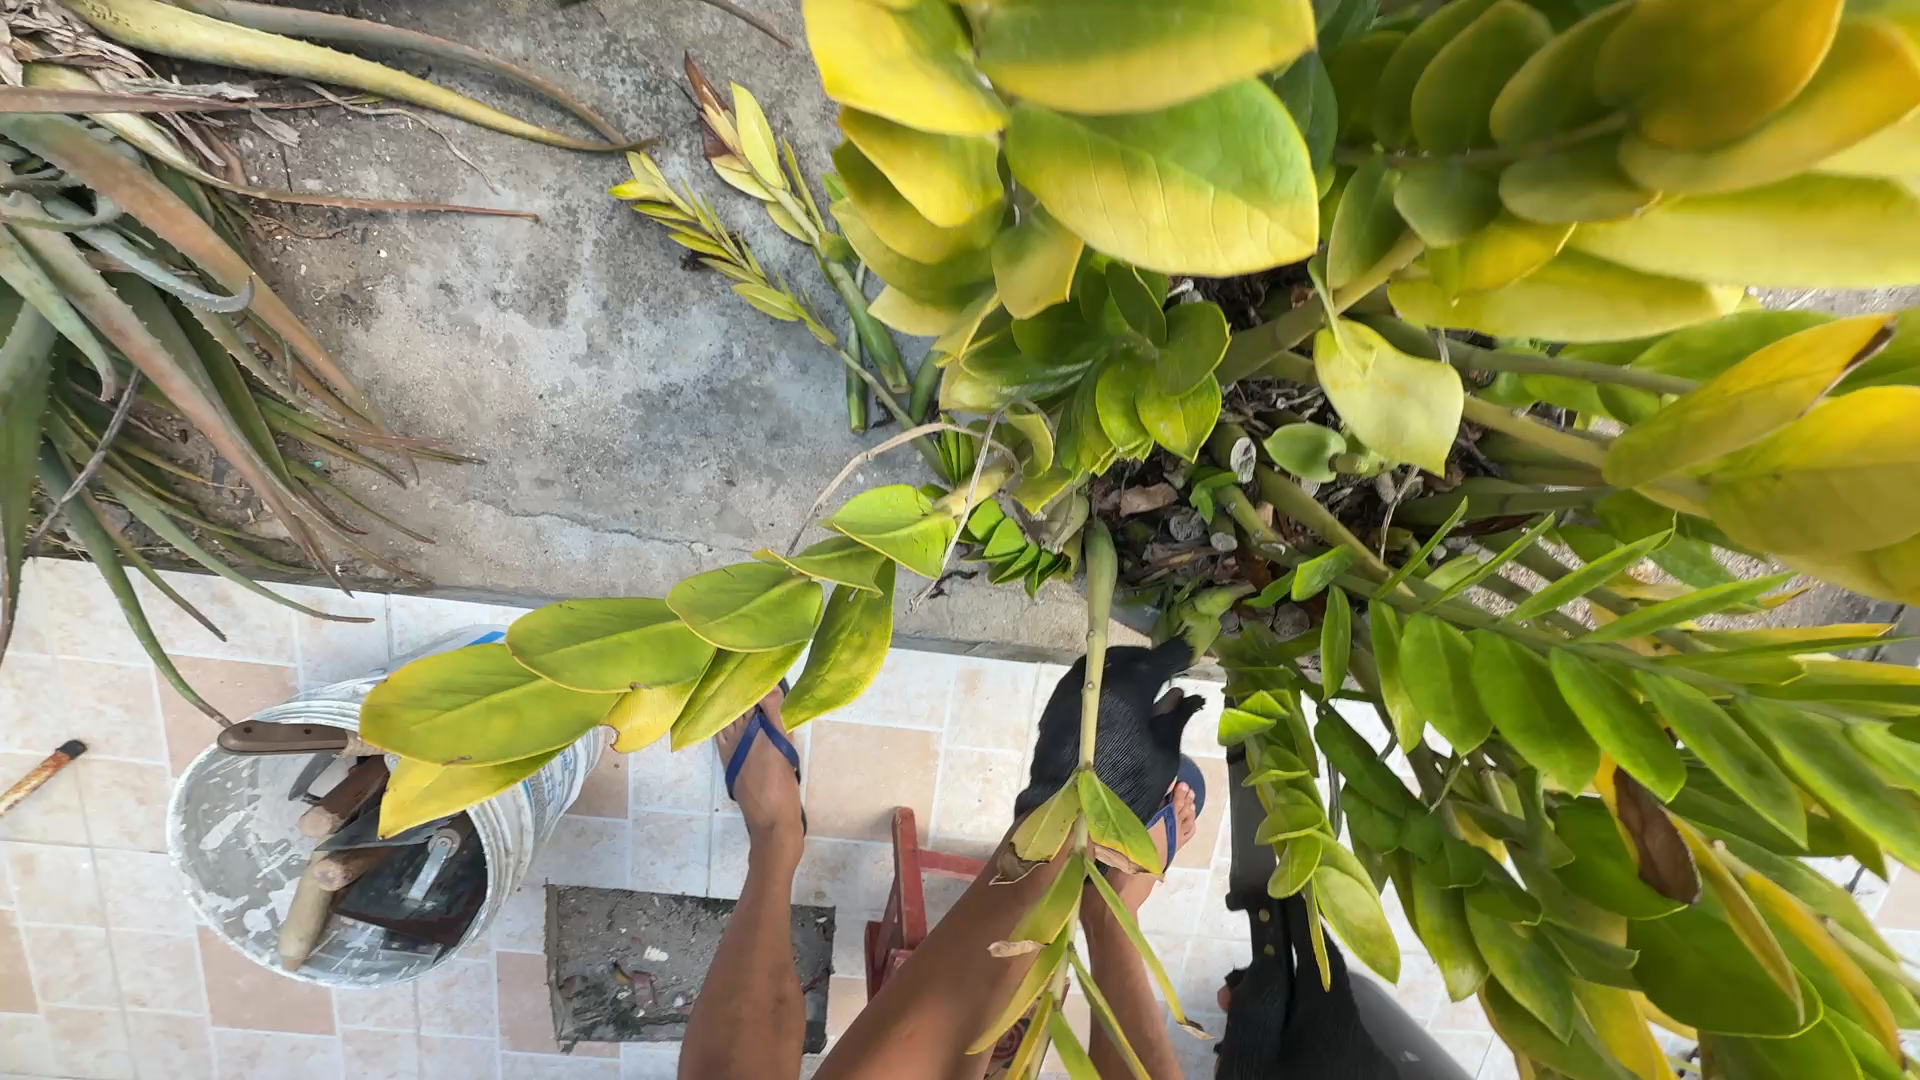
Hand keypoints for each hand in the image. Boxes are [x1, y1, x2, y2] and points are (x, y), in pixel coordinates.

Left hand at [1014, 638, 1205, 822]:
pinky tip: (1116, 700)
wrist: (1070, 816)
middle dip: (1149, 660)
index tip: (1191, 652)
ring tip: (1142, 685)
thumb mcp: (1162, 756)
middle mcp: (1095, 681)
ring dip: (1124, 668)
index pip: (1159, 660)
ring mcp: (1070, 691)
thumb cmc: (1125, 789)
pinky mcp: (1055, 705)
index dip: (1178, 655)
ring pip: (1102, 665)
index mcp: (1127, 690)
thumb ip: (1173, 720)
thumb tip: (1186, 698)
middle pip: (1128, 657)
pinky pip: (1084, 681)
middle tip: (1167, 671)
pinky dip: (1104, 683)